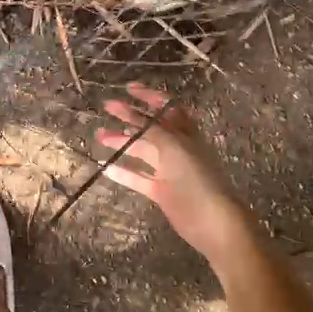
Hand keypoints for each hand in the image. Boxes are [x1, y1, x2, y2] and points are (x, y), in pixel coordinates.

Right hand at [96, 83, 253, 261]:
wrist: (213, 222)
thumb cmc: (197, 177)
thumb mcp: (174, 147)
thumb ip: (152, 130)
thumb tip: (132, 114)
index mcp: (185, 132)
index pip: (166, 107)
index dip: (148, 96)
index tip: (128, 89)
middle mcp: (176, 147)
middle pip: (149, 127)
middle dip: (129, 116)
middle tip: (107, 108)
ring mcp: (168, 169)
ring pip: (141, 150)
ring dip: (121, 142)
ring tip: (99, 136)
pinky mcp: (161, 191)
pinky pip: (139, 178)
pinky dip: (123, 172)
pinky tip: (106, 168)